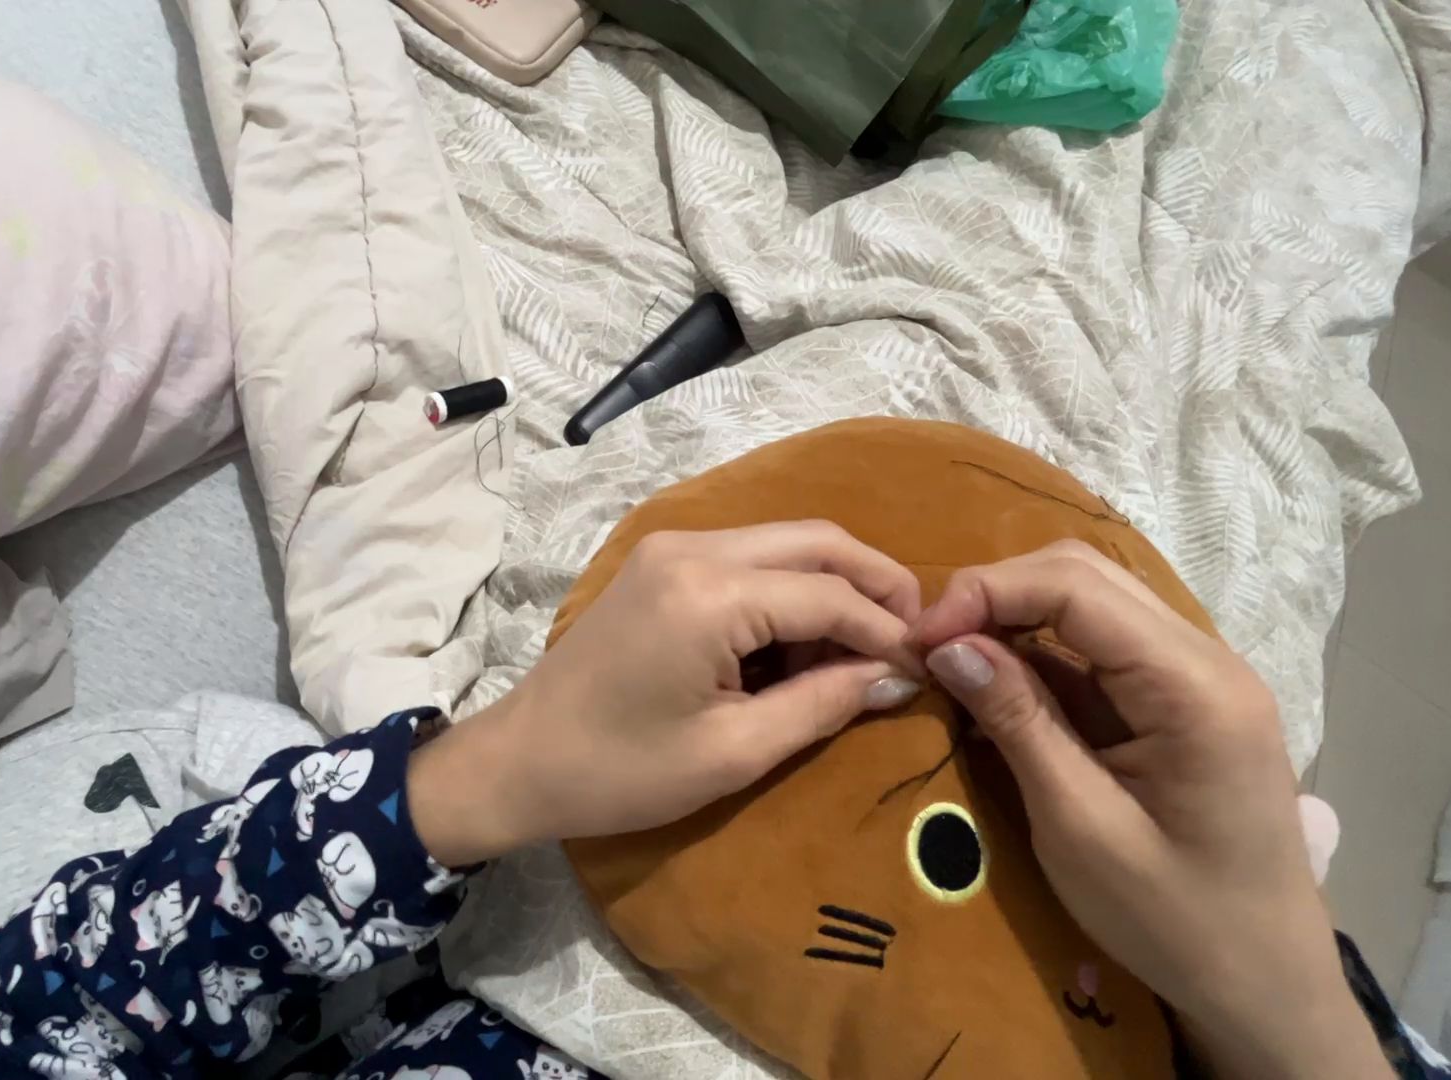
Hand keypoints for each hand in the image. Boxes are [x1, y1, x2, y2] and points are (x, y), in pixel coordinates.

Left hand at [408, 522, 924, 865]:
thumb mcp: (734, 751)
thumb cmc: (621, 771)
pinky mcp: (658, 562)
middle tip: (911, 640)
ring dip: (828, 586)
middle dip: (873, 583)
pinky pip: (745, 559)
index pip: (831, 593)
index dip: (889, 630)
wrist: (522, 757)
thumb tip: (895, 676)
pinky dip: (784, 590)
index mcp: (710, 593)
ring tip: (853, 652)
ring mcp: (670, 547)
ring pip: (782, 543)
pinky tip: (795, 641)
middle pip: (814, 541)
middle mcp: (692, 547)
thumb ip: (823, 704)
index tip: (928, 669)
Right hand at [910, 540, 1389, 1079]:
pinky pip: (1090, 640)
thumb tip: (947, 645)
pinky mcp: (1169, 695)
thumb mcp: (1078, 825)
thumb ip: (1018, 721)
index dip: (985, 592)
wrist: (1262, 985)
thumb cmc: (1175, 918)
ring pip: (1084, 596)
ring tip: (952, 657)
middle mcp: (1202, 659)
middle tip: (930, 644)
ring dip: (1009, 614)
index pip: (1076, 587)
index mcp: (1195, 688)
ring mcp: (1190, 674)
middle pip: (1081, 574)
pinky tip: (993, 679)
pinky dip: (1030, 646)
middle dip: (993, 593)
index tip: (920, 638)